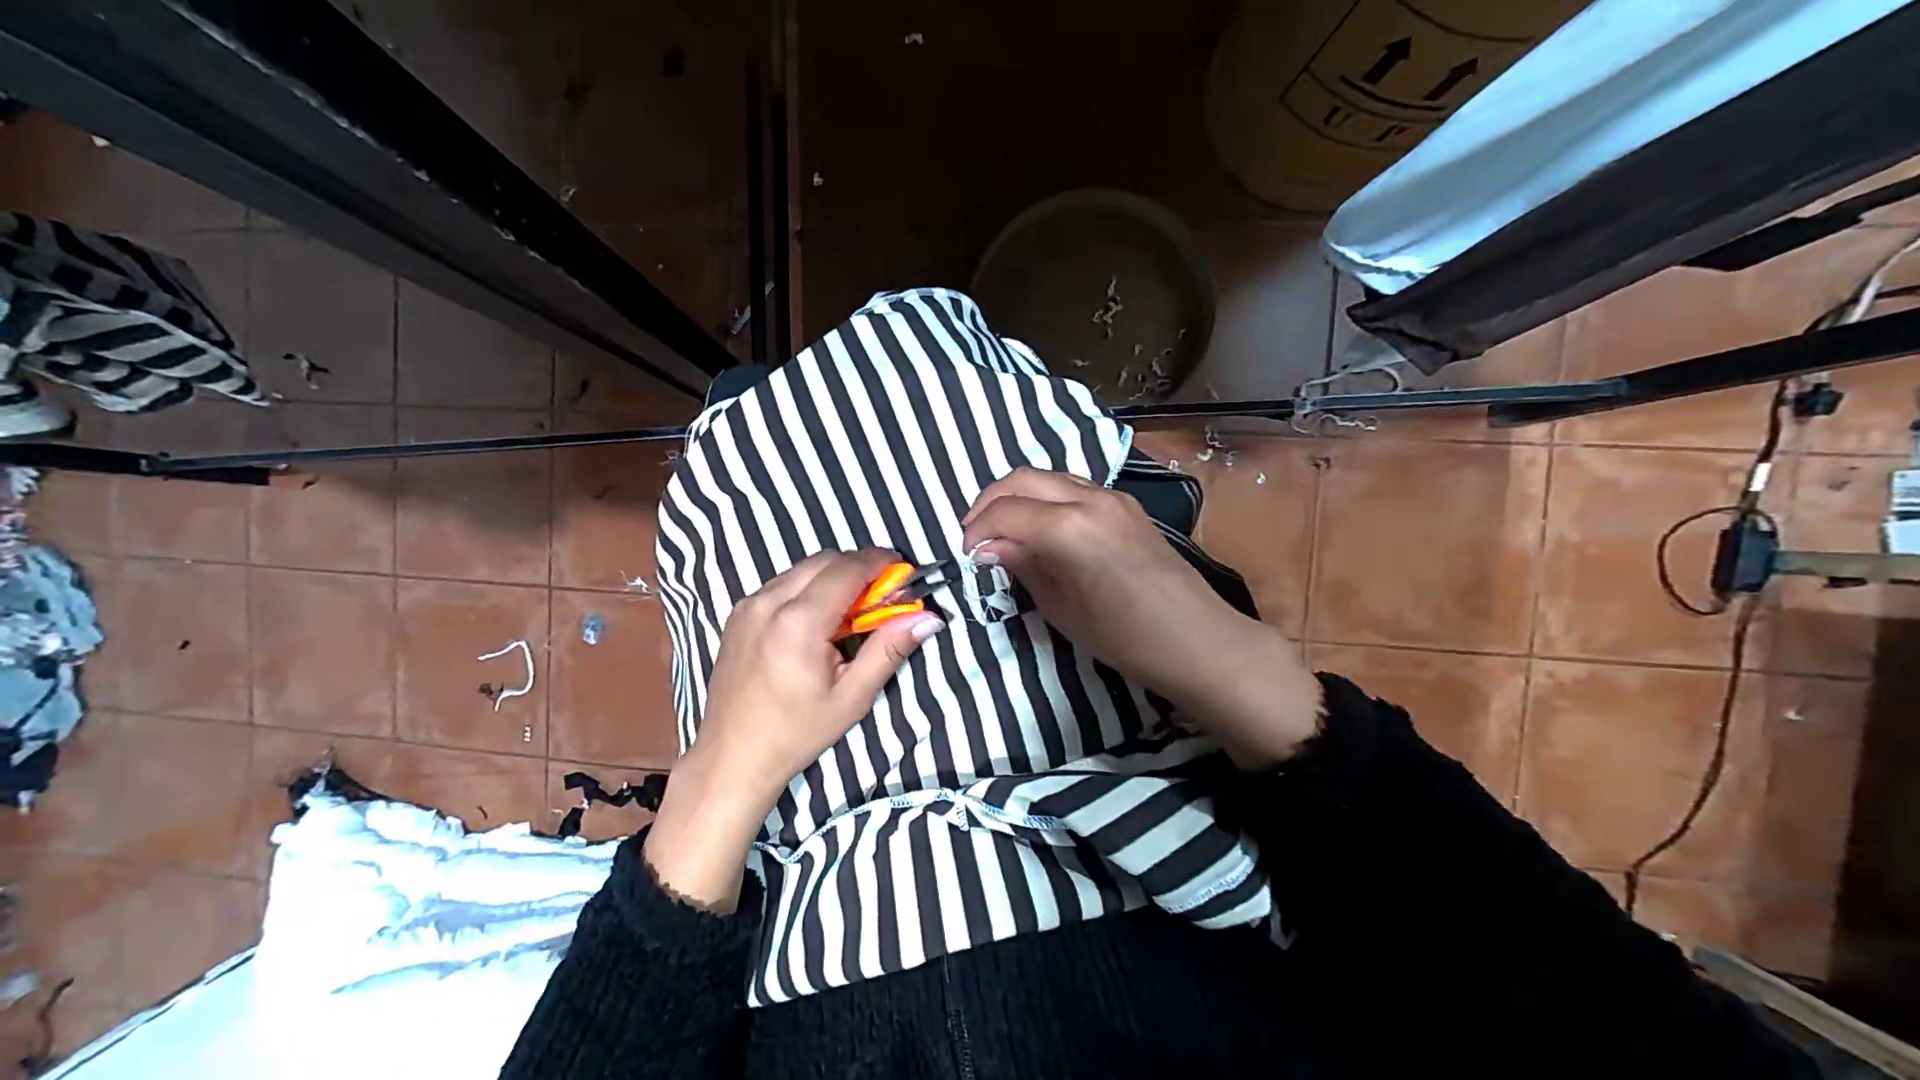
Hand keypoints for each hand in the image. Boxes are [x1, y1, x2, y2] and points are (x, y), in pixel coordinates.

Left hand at [644, 549, 941, 909]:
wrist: (732, 755)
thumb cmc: (797, 732)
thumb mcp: (852, 697)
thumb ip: (889, 649)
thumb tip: (929, 618)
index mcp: (799, 622)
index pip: (848, 568)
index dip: (880, 562)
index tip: (904, 572)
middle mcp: (769, 601)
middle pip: (825, 560)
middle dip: (858, 567)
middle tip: (882, 596)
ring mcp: (748, 605)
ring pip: (802, 568)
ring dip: (833, 576)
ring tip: (850, 612)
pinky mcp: (738, 613)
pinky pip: (781, 583)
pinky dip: (807, 587)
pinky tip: (817, 621)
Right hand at [961, 467, 1320, 765]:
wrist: (1198, 640)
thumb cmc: (1126, 638)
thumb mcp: (1062, 609)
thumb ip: (1024, 566)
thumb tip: (988, 547)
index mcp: (1070, 527)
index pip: (1006, 511)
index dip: (977, 529)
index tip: (966, 554)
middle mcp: (1090, 498)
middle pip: (1023, 479)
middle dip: (990, 502)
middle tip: (975, 536)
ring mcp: (1113, 497)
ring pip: (1049, 477)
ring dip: (1019, 496)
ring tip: (1004, 531)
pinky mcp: (1127, 505)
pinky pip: (1074, 488)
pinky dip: (1046, 499)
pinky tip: (1041, 529)